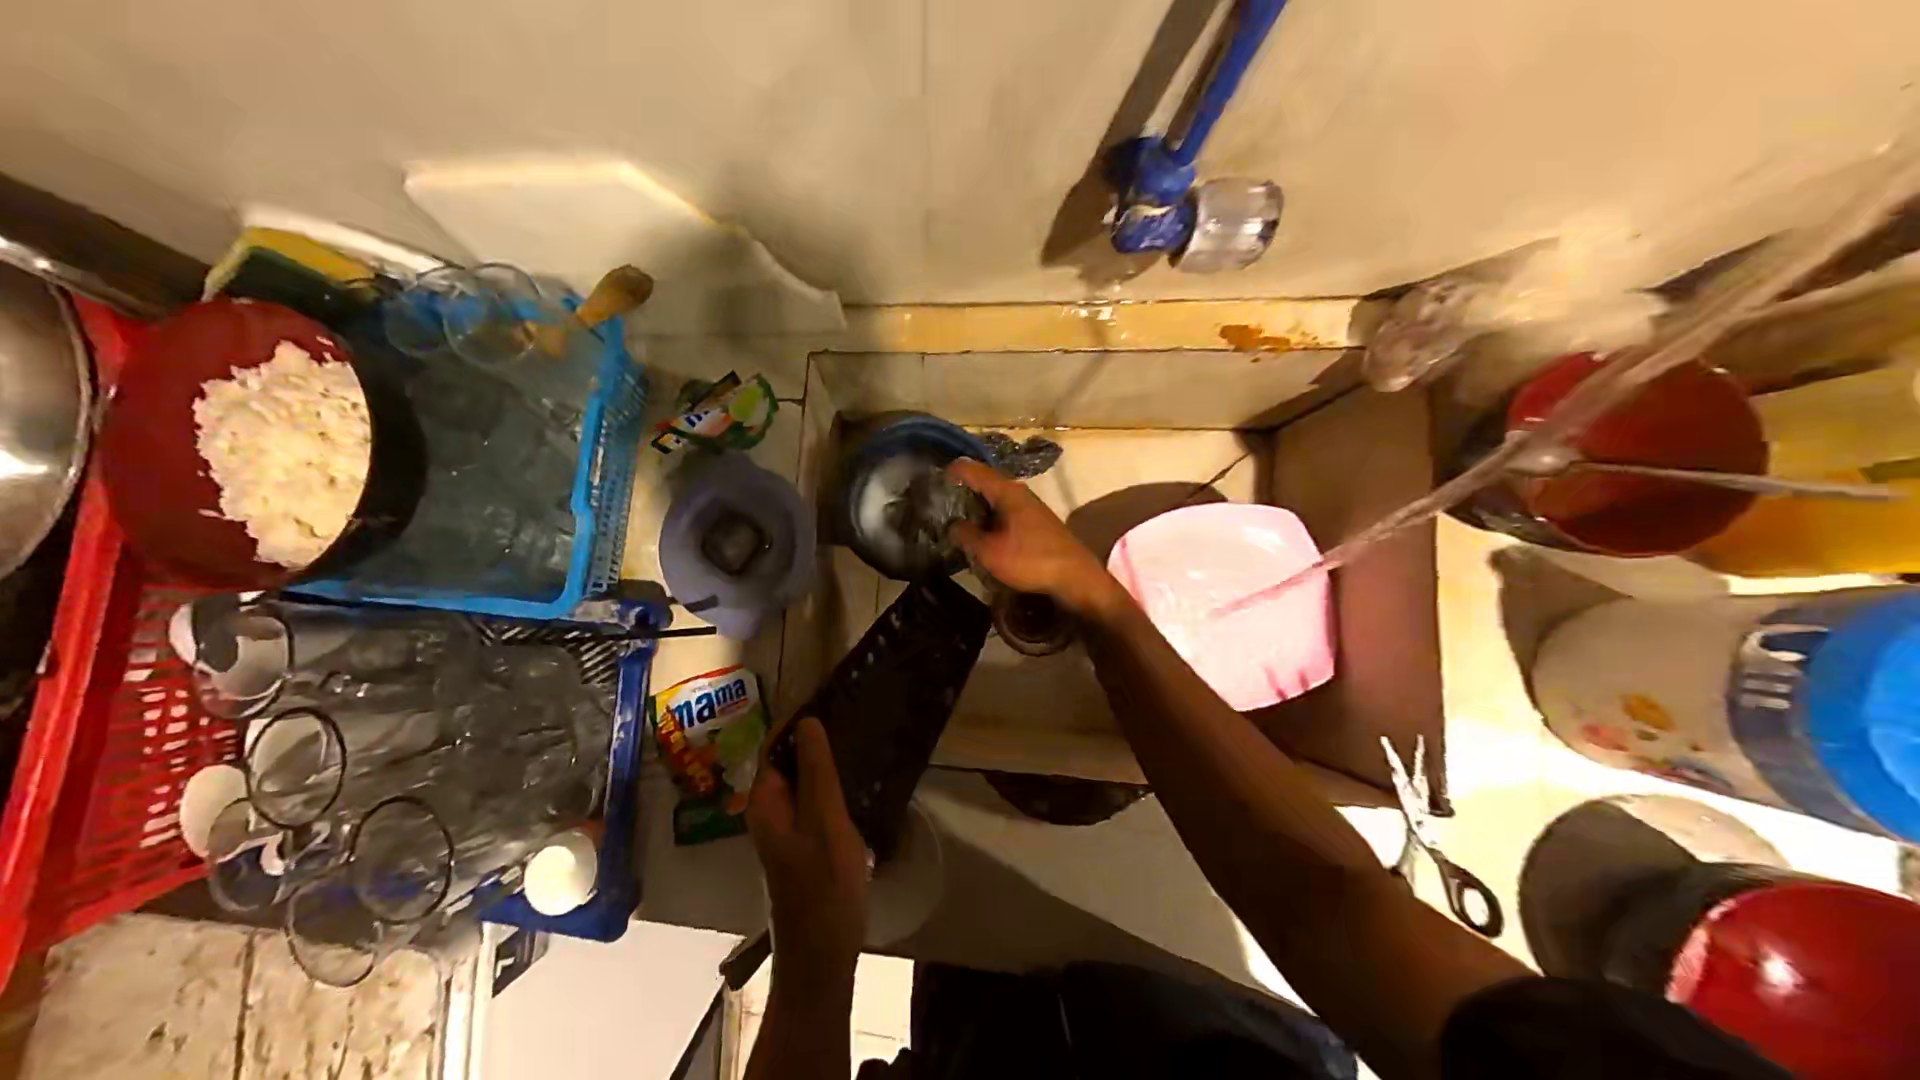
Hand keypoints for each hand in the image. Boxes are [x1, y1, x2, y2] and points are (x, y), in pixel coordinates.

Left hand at [747, 716, 867, 993]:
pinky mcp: (804, 840)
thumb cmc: (823, 886)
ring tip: (862, 736)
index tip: (835, 694)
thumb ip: (816, 771)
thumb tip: (808, 721)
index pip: (776, 742)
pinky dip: (832, 782)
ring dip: (827, 759)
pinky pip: (815, 798)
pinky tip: (859, 777)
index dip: (801, 717)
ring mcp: (787, 826)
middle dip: (817, 735)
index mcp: (765, 800)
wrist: (822, 954)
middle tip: (856, 712)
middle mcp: (769, 809)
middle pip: (790, 758)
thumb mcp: (824, 821)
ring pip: (804, 778)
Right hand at [947, 459, 1127, 617]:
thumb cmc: (1031, 560)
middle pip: (986, 483)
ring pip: (997, 499)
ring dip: (978, 505)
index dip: (955, 470)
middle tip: (942, 499)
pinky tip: (983, 532)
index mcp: (1007, 492)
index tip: (937, 477)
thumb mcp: (991, 552)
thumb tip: (952, 525)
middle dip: (965, 489)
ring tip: (958, 517)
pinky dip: (991, 516)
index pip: (975, 471)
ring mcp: (1030, 507)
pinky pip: (1006, 511)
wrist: (1075, 577)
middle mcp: (1020, 493)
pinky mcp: (1036, 522)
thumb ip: (967, 536)